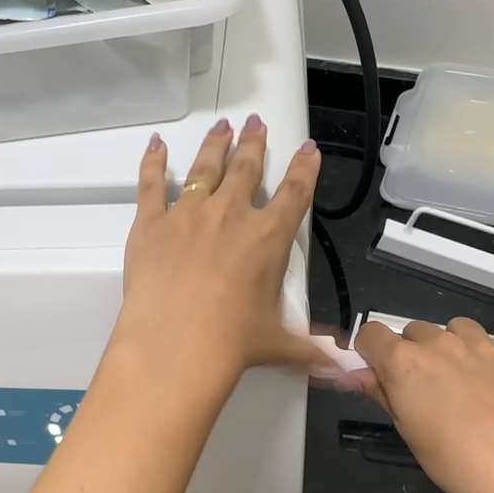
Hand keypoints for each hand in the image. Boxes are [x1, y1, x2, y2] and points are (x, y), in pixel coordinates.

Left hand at [111, 114, 321, 390]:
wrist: (176, 344)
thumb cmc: (232, 343)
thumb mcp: (279, 344)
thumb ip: (311, 350)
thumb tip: (342, 368)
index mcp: (268, 237)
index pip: (295, 193)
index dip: (304, 169)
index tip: (308, 149)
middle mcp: (231, 215)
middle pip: (247, 168)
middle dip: (254, 143)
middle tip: (256, 124)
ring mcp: (189, 214)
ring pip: (204, 168)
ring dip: (215, 144)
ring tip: (221, 126)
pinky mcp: (151, 223)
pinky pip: (152, 184)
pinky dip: (154, 162)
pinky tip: (155, 145)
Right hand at [352, 318, 493, 492]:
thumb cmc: (452, 462)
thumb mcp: (407, 430)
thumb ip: (382, 393)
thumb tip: (359, 374)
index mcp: (404, 362)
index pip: (372, 333)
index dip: (371, 352)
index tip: (379, 372)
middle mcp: (441, 344)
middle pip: (415, 330)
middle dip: (413, 352)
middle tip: (425, 389)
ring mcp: (485, 347)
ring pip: (457, 329)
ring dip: (452, 347)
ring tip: (463, 382)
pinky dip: (492, 366)